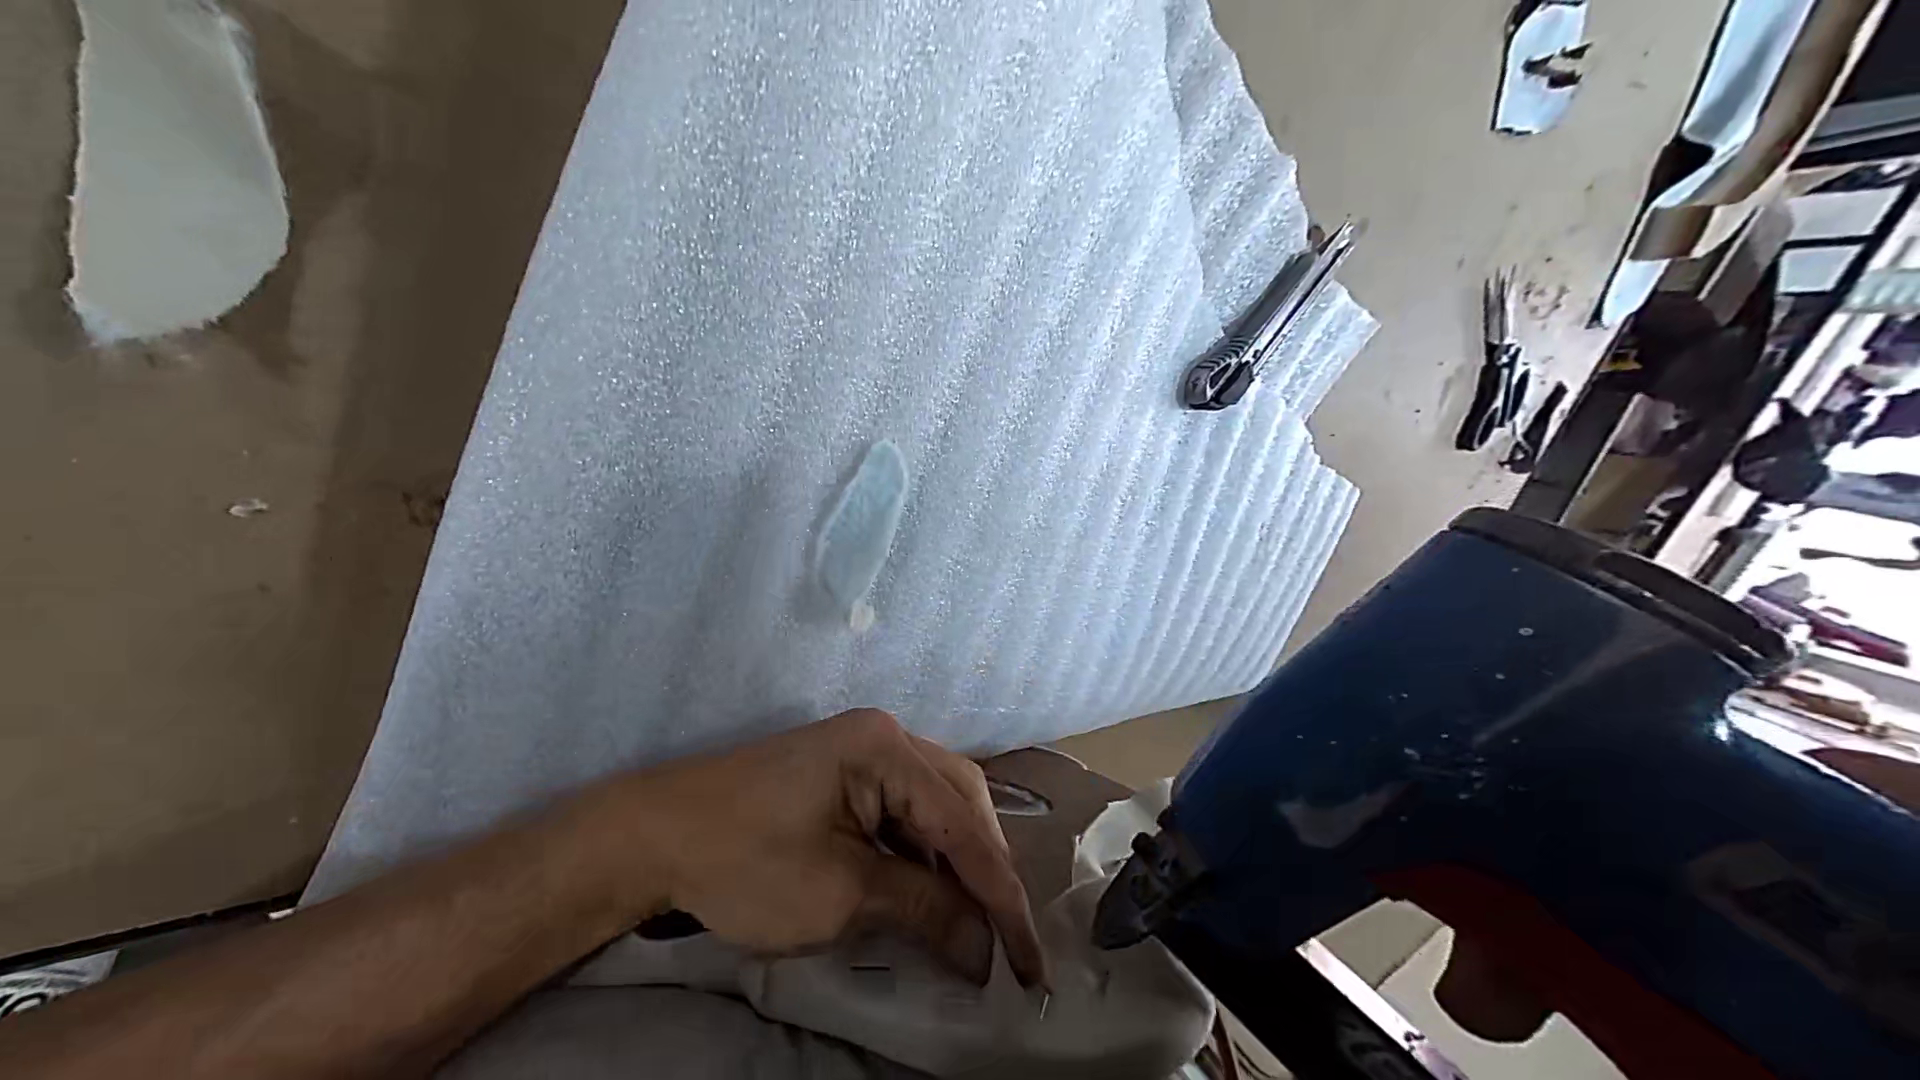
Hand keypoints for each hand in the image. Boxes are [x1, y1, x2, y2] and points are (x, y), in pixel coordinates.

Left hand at [604, 709, 1047, 987]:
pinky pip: (908, 810)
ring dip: (959, 863)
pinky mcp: (850, 772)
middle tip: (1007, 940)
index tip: (1030, 963)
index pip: (963, 827)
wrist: (655, 835)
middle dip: (986, 871)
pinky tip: (931, 891)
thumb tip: (983, 948)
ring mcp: (867, 749)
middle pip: (961, 802)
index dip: (1002, 898)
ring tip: (977, 921)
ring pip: (939, 805)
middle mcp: (888, 736)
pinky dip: (925, 853)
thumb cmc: (744, 861)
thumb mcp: (840, 894)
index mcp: (886, 748)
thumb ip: (923, 911)